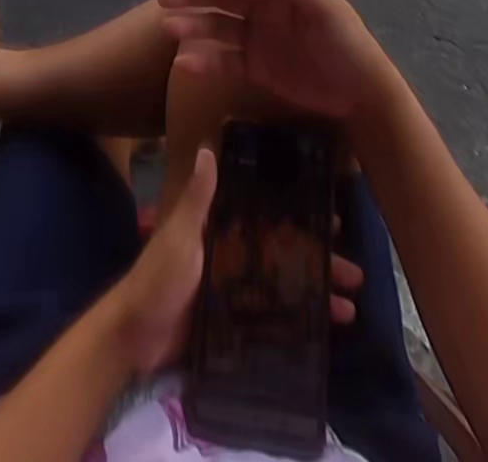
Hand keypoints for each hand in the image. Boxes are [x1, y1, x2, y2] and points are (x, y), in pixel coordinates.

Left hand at [112, 146, 366, 375]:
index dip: (302, 215)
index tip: (333, 215)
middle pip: (287, 252)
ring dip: (318, 292)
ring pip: (287, 285)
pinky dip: (301, 321)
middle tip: (355, 267)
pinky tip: (329, 328)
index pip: (270, 215)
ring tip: (351, 303)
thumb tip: (208, 147)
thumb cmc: (157, 279)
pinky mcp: (236, 320)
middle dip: (321, 259)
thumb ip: (197, 199)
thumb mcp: (178, 235)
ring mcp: (238, 290)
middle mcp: (237, 255)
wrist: (131, 340)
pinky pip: (276, 317)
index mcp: (224, 229)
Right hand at [158, 0, 405, 123]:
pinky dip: (205, 63)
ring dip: (195, 26)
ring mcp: (259, 40)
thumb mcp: (325, 13)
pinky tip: (183, 64)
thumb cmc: (346, 47)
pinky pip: (226, 62)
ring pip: (220, 29)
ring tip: (169, 27)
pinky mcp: (257, 68)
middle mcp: (266, 12)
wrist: (360, 94)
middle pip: (224, 1)